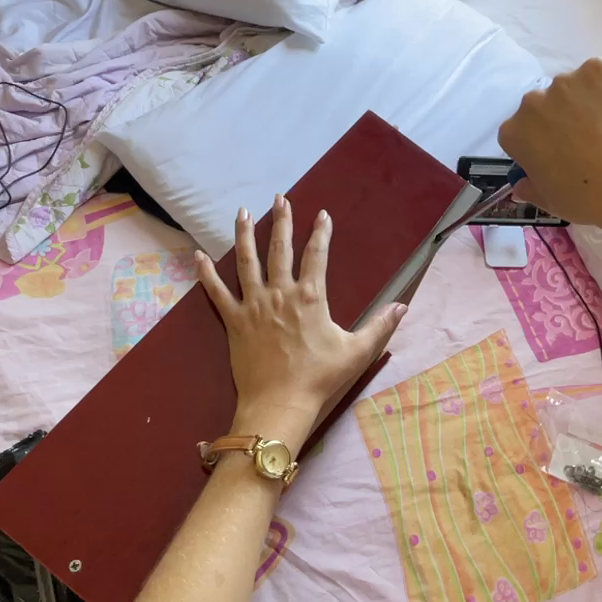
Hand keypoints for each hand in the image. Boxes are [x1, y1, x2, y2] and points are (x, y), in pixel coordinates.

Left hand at [196, 195, 405, 438]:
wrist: (279, 403)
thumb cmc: (319, 378)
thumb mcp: (357, 352)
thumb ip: (380, 326)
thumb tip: (403, 306)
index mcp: (310, 297)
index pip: (317, 255)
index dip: (321, 232)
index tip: (322, 214)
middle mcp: (280, 294)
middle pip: (280, 249)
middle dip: (281, 221)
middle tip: (280, 198)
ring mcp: (254, 306)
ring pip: (247, 262)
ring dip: (245, 235)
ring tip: (243, 212)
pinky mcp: (234, 321)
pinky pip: (217, 293)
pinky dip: (206, 274)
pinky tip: (198, 256)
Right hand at [497, 57, 601, 229]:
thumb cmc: (587, 198)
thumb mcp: (550, 202)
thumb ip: (530, 189)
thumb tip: (521, 185)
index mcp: (514, 132)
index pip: (520, 131)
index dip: (540, 142)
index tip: (557, 154)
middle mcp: (533, 101)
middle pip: (544, 106)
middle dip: (560, 119)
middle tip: (585, 141)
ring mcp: (566, 81)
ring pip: (573, 89)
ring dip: (584, 102)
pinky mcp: (598, 68)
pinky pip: (600, 76)